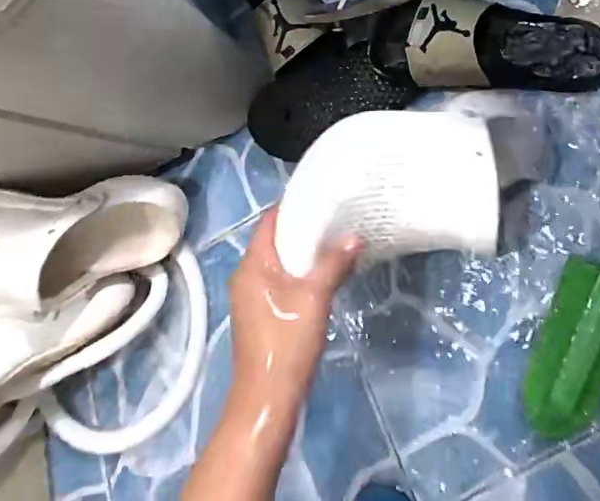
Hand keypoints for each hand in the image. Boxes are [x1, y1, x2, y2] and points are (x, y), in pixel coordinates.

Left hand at [227, 207, 359, 397]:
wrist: (266, 399)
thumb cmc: (287, 342)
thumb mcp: (314, 299)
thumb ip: (333, 265)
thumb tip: (354, 236)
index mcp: (252, 263)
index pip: (270, 221)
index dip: (294, 207)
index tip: (321, 199)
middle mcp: (245, 274)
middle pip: (273, 241)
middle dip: (302, 231)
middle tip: (334, 222)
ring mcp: (249, 296)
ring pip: (276, 264)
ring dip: (301, 255)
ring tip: (332, 247)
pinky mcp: (257, 314)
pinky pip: (277, 282)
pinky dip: (296, 276)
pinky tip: (320, 280)